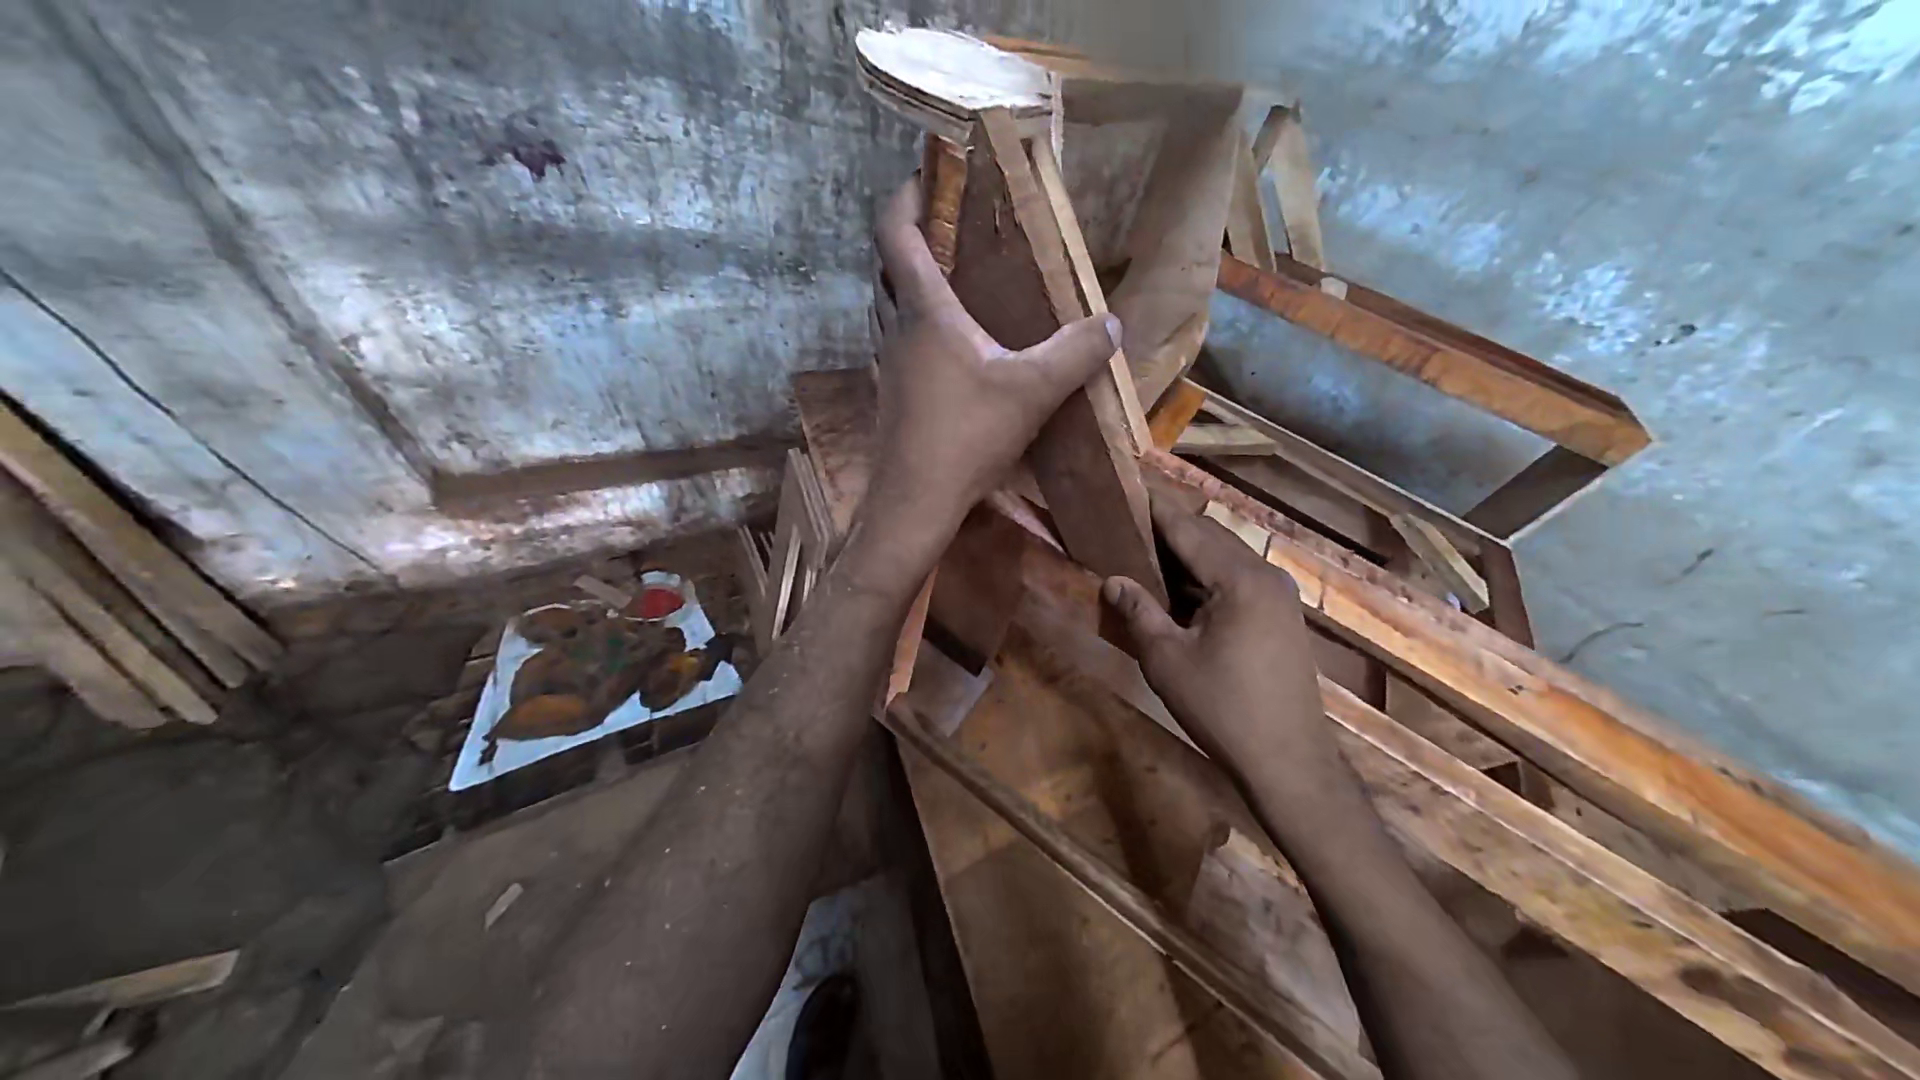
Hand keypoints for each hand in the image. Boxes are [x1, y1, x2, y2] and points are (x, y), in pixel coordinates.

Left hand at [864, 177, 1122, 541]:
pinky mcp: (890, 394)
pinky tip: (948, 347)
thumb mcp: (1032, 391)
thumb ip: (1075, 353)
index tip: (929, 174)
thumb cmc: (966, 437)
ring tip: (951, 281)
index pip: (896, 231)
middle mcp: (895, 329)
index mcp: (923, 311)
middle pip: (887, 265)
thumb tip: (1112, 324)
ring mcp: (886, 364)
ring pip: (887, 306)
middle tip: (952, 228)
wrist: (915, 502)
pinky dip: (914, 325)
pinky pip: (896, 341)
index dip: (906, 194)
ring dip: (909, 283)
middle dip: (913, 237)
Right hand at [1102, 497, 1338, 793]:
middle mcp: (1265, 576)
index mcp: (1239, 579)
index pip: (1189, 529)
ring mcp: (1279, 597)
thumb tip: (1112, 581)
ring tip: (1145, 554)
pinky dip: (1206, 579)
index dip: (1156, 509)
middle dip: (1169, 530)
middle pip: (1210, 539)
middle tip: (1128, 523)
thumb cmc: (1222, 708)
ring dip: (1187, 557)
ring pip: (1225, 560)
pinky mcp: (1282, 618)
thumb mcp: (1167, 659)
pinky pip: (1238, 582)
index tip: (1128, 489)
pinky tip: (1179, 592)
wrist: (1289, 761)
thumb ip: (1139, 612)